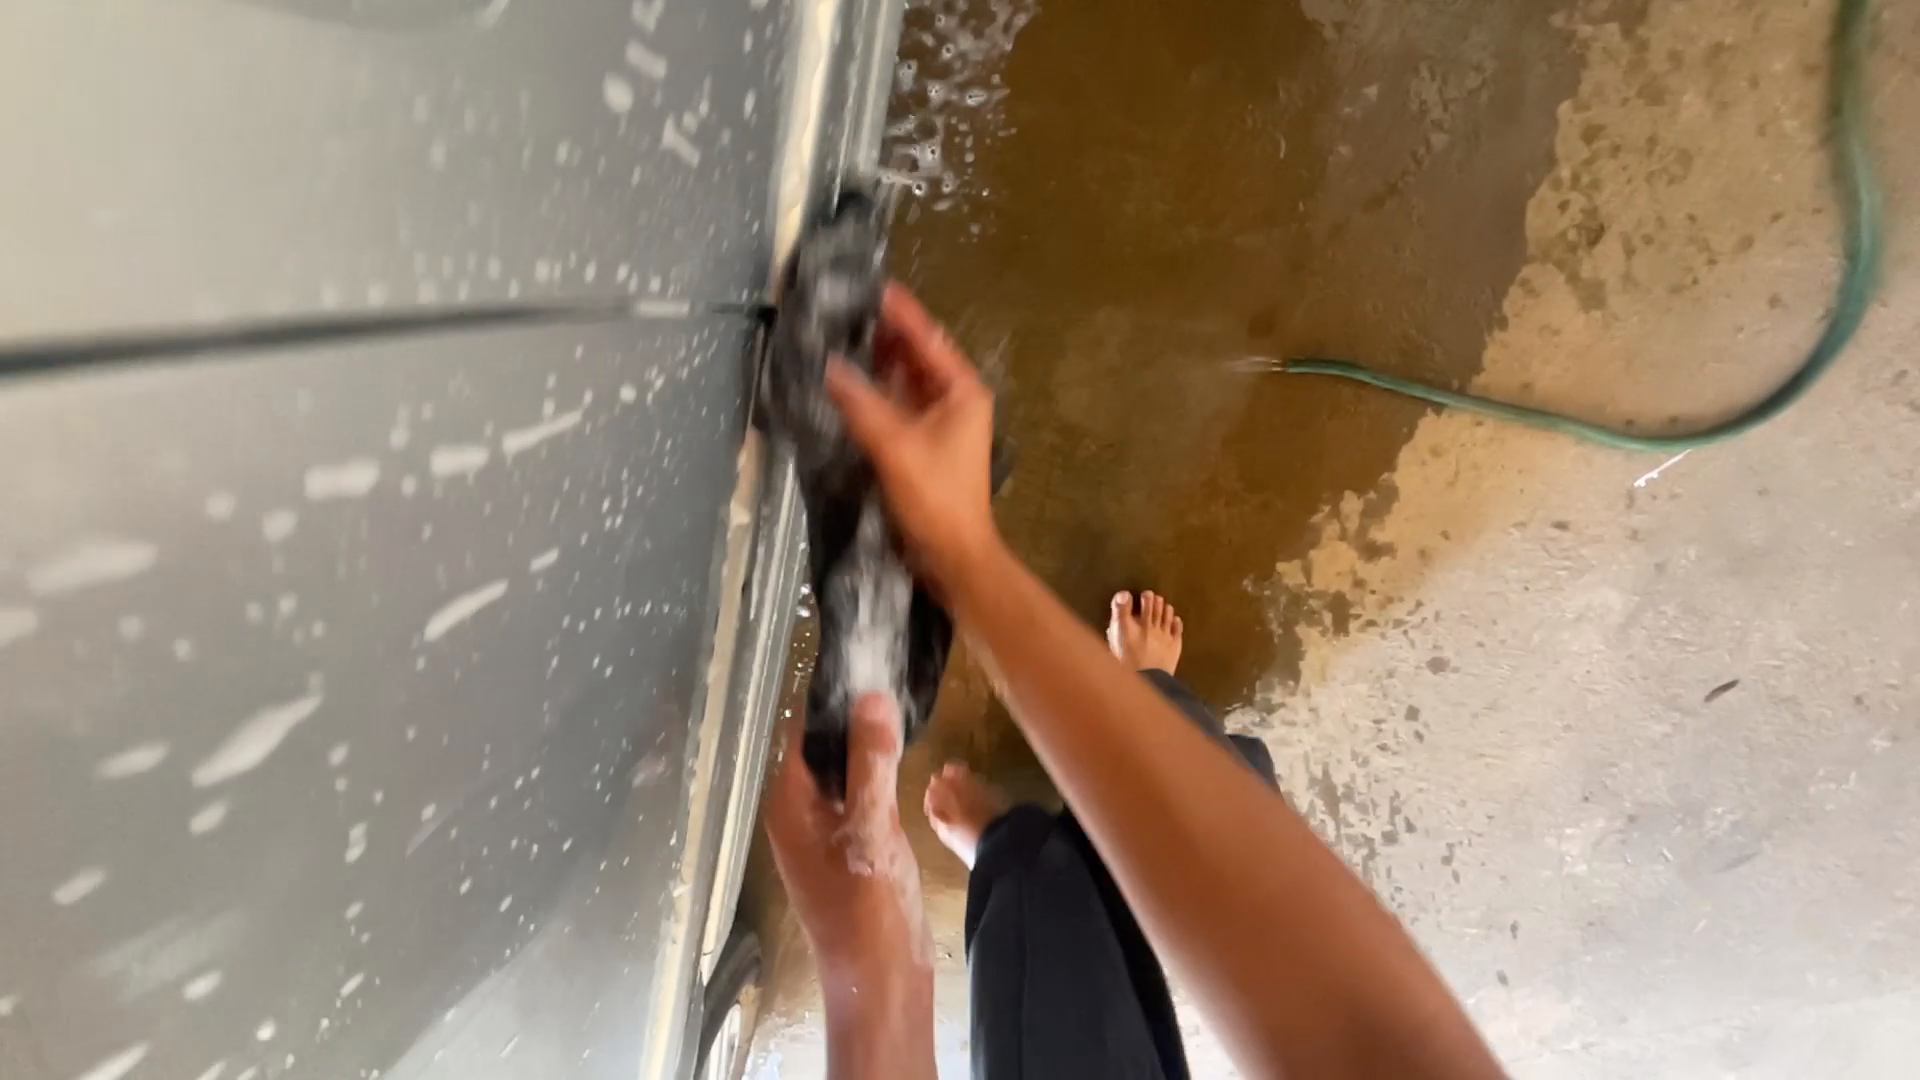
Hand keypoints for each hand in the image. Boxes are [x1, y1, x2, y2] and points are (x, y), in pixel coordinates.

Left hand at [764, 692, 929, 986]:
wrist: (883, 980)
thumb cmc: (868, 908)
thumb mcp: (871, 828)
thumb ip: (871, 761)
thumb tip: (871, 696)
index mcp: (789, 804)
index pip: (801, 729)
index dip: (830, 695)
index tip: (864, 659)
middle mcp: (800, 811)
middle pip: (822, 746)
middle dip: (853, 714)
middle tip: (891, 673)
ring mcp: (826, 828)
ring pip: (844, 767)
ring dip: (867, 741)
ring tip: (901, 701)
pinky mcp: (851, 842)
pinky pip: (859, 790)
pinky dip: (877, 768)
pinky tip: (904, 752)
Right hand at [826, 282, 1000, 594]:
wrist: (953, 553)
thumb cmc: (936, 498)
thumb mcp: (896, 447)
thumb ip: (861, 404)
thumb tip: (830, 366)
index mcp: (962, 392)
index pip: (928, 339)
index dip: (901, 313)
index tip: (873, 285)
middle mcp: (955, 401)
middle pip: (916, 358)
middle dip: (884, 337)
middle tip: (846, 312)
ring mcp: (940, 424)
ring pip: (905, 383)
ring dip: (878, 366)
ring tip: (841, 339)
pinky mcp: (924, 446)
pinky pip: (898, 408)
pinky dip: (876, 395)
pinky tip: (849, 385)